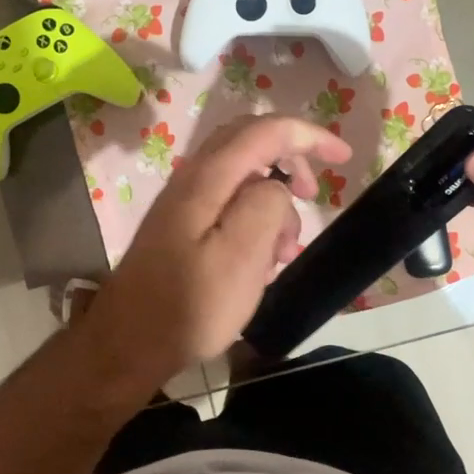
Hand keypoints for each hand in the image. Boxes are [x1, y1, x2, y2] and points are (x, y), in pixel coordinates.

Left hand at [77, 115, 350, 393]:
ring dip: (272, 197)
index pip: (265, 131)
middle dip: (290, 158)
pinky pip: (227, 201)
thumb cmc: (191, 304)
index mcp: (208, 178)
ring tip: (286, 247)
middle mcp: (192, 178)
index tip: (344, 156)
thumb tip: (276, 186)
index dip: (309, 135)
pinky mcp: (180, 225)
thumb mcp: (241, 255)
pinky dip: (254, 216)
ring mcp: (182, 201)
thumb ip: (266, 205)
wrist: (129, 342)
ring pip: (240, 174)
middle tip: (314, 194)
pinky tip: (261, 258)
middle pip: (249, 141)